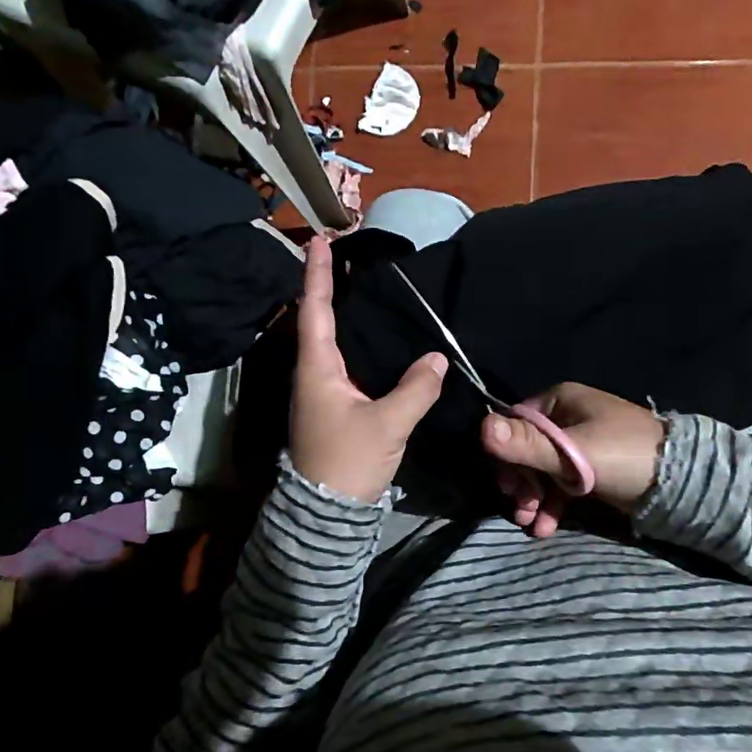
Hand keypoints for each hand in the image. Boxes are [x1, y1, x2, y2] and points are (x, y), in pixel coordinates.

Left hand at [289, 237, 446, 502]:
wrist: (328, 512)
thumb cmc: (348, 462)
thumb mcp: (387, 424)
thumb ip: (415, 389)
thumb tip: (438, 358)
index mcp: (317, 370)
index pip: (314, 310)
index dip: (317, 274)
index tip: (320, 239)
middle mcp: (313, 375)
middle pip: (319, 321)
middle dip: (332, 287)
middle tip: (351, 257)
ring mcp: (323, 393)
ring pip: (333, 345)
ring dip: (346, 316)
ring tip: (367, 290)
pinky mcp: (337, 409)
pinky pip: (348, 366)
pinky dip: (360, 346)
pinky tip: (381, 343)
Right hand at [480, 383, 665, 536]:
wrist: (679, 481)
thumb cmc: (623, 455)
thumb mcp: (573, 452)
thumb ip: (528, 444)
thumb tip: (481, 426)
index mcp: (560, 401)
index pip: (515, 425)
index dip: (506, 457)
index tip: (507, 487)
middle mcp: (567, 418)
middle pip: (527, 451)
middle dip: (521, 485)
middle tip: (521, 511)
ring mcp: (580, 445)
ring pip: (543, 471)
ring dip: (534, 499)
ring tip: (533, 526)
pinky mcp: (592, 469)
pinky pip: (561, 484)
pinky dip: (552, 505)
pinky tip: (546, 528)